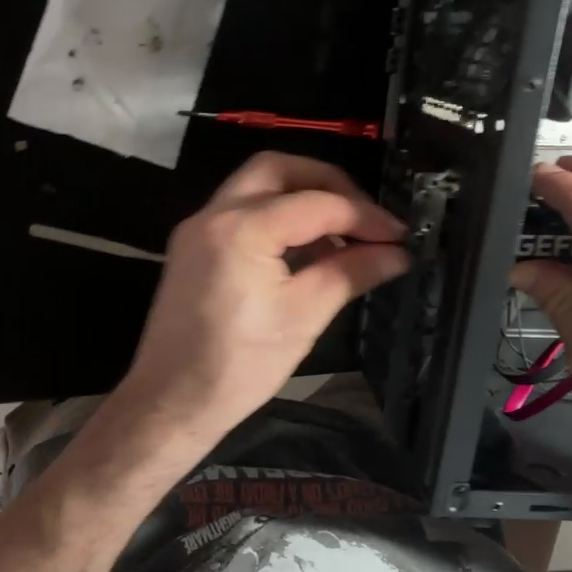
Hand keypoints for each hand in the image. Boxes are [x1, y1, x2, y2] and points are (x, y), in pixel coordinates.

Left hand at [117, 152, 409, 435]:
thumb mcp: (304, 318)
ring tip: (340, 236)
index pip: (317, 202)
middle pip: (278, 170)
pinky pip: (239, 214)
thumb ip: (351, 273)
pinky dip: (274, 218)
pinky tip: (305, 251)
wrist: (171, 402)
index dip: (366, 216)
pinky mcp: (191, 250)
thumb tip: (397, 253)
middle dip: (328, 184)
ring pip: (255, 187)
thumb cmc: (239, 367)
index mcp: (241, 229)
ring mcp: (195, 231)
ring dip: (300, 199)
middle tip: (364, 217)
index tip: (399, 237)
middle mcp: (212, 215)